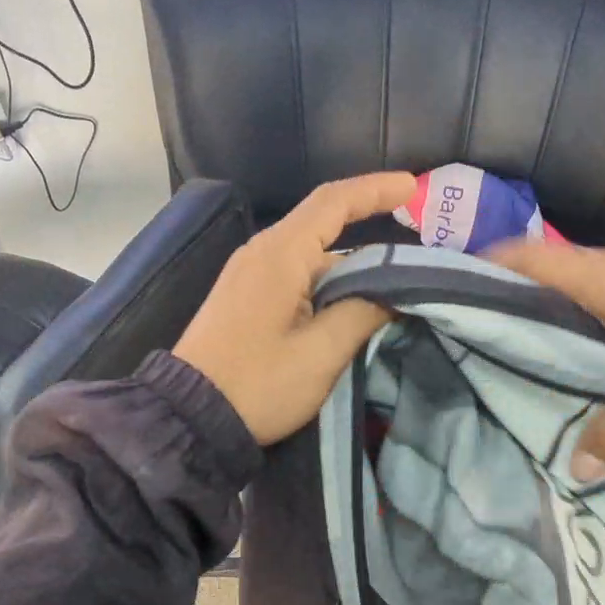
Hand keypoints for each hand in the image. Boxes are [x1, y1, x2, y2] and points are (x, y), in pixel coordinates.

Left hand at [175, 172, 417, 444]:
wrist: (188, 417)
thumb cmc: (258, 384)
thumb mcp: (321, 353)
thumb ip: (364, 312)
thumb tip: (395, 291)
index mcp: (280, 254)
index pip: (334, 202)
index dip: (375, 190)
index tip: (413, 188)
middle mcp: (262, 253)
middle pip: (325, 231)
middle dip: (372, 242)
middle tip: (416, 264)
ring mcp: (249, 276)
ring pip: (312, 259)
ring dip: (351, 272)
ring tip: (393, 296)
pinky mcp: (245, 299)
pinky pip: (295, 277)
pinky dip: (329, 286)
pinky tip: (351, 310)